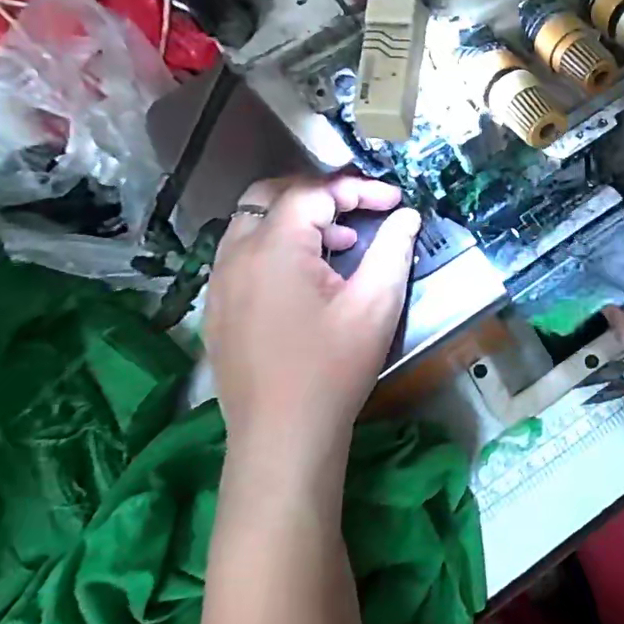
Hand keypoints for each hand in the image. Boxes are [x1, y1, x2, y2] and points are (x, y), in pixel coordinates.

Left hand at [204, 175, 421, 459]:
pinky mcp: (218, 306)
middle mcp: (236, 253)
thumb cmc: (333, 367)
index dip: (359, 188)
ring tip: (340, 242)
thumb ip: (393, 249)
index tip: (395, 201)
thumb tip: (406, 215)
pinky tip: (307, 277)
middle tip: (361, 208)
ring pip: (253, 221)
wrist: (282, 435)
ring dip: (296, 218)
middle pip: (272, 194)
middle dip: (320, 192)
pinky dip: (276, 245)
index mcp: (274, 246)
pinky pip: (242, 253)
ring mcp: (220, 280)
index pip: (314, 192)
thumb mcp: (375, 305)